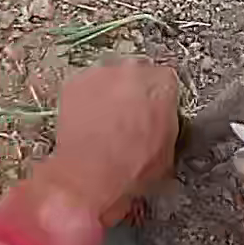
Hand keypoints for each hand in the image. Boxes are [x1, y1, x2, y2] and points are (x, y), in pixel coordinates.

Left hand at [37, 57, 178, 223]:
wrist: (93, 175)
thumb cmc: (133, 165)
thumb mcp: (169, 147)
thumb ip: (167, 122)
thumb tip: (162, 125)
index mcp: (163, 82)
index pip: (166, 79)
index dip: (159, 98)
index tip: (153, 110)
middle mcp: (133, 70)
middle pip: (136, 73)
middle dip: (133, 91)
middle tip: (128, 117)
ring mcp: (101, 74)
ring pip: (108, 78)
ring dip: (108, 94)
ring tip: (105, 122)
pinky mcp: (74, 83)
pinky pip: (84, 87)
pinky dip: (85, 101)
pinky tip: (86, 123)